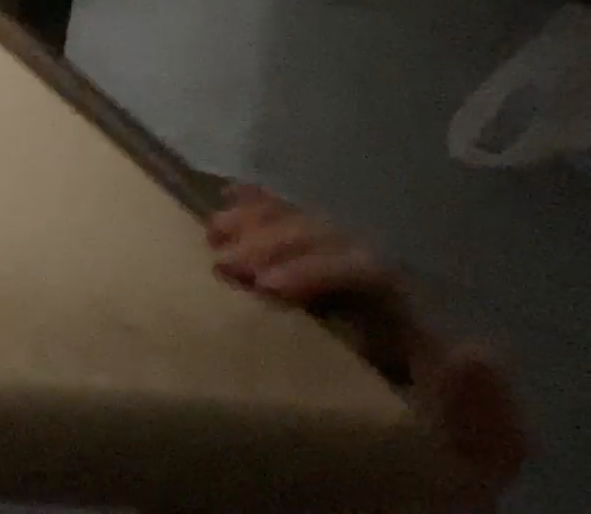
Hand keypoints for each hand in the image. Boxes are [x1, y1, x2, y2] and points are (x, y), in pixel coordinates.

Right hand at [207, 185, 525, 505]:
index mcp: (411, 331)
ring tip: (212, 236)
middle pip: (329, 240)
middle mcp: (378, 301)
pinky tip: (226, 201)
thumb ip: (475, 420)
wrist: (378, 486)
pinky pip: (285, 234)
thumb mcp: (453, 464)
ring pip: (305, 230)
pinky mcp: (296, 292)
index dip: (314, 264)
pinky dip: (256, 211)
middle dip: (274, 242)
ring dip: (257, 225)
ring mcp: (337, 291)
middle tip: (222, 263)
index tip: (263, 286)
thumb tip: (469, 350)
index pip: (369, 271)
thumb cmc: (405, 477)